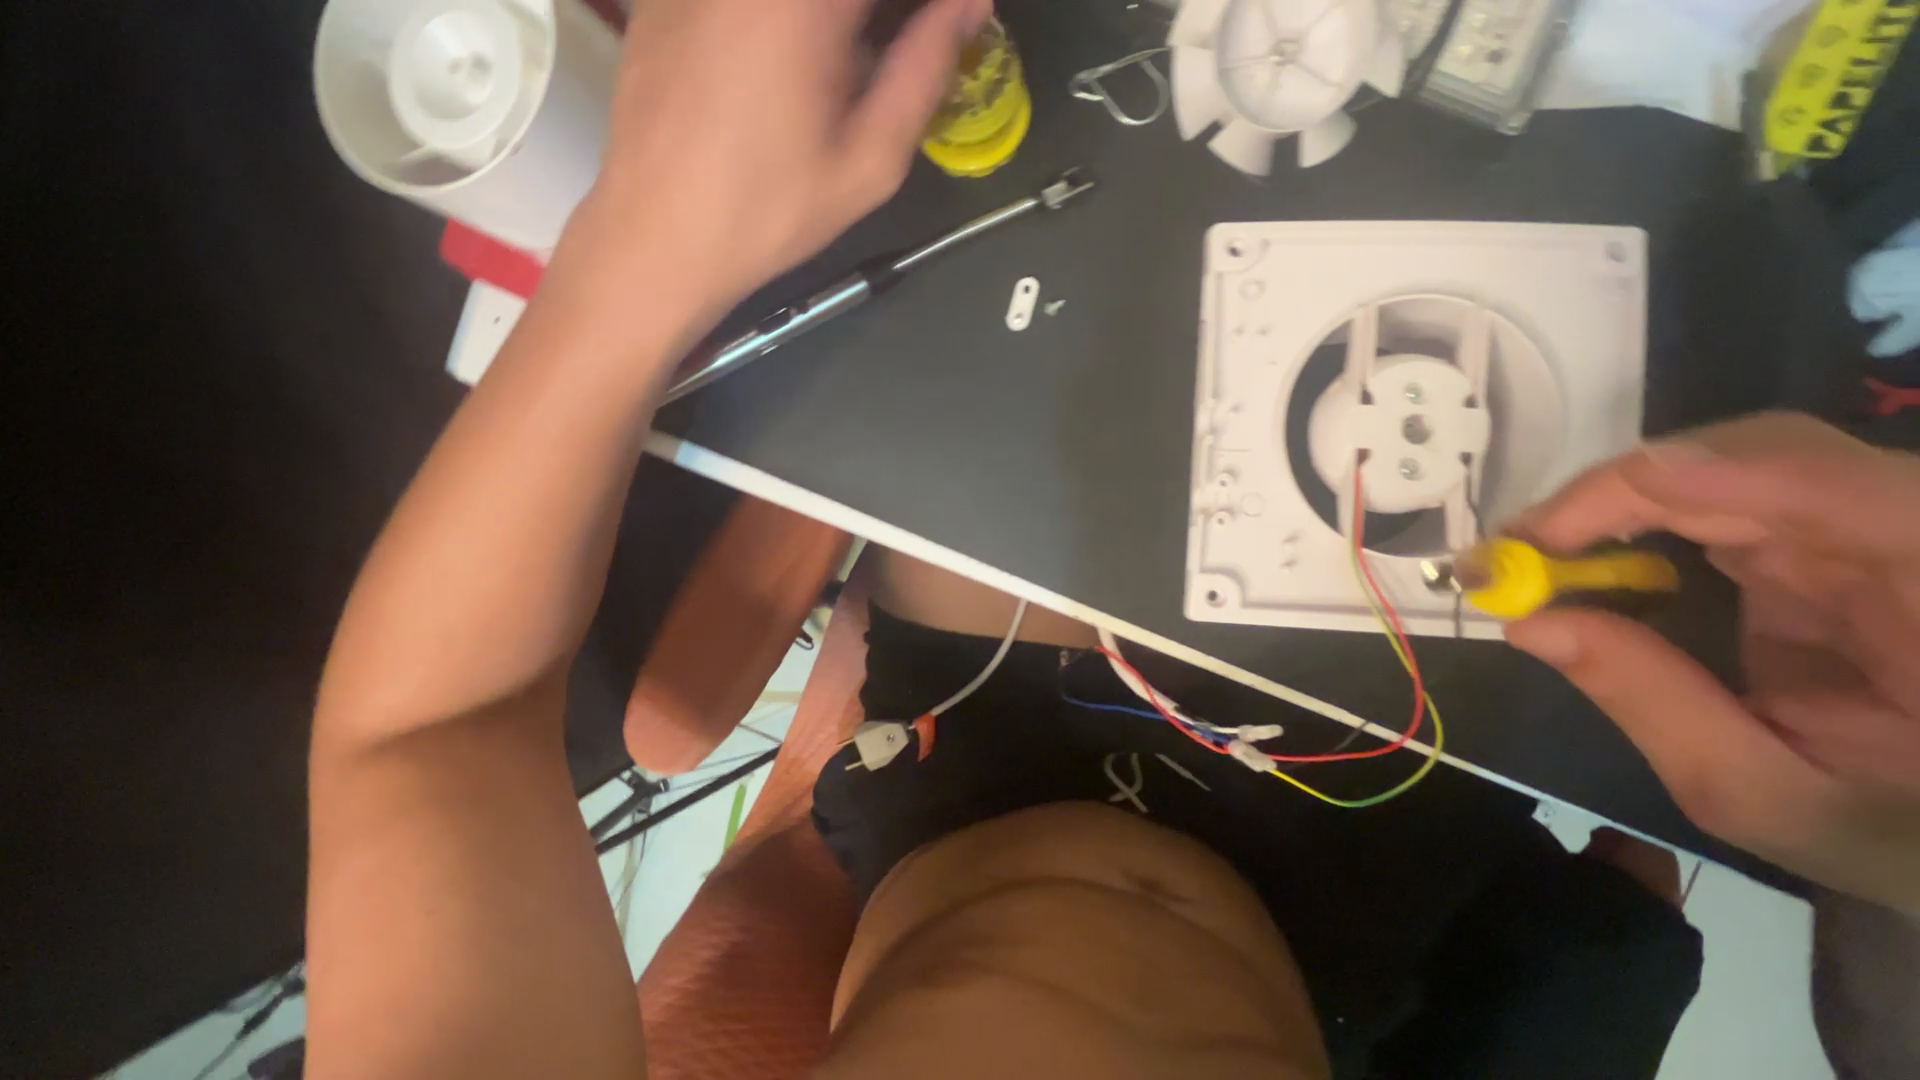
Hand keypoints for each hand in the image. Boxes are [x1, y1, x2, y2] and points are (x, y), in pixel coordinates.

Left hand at [545, 0, 990, 333]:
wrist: (656, 236)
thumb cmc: (772, 212)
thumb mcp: (870, 160)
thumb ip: (926, 70)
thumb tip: (969, 6)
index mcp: (804, 6)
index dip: (928, 6)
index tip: (946, 23)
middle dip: (872, 20)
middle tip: (891, 51)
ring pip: (793, 2)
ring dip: (833, 27)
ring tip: (838, 67)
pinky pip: (742, 2)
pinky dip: (780, 27)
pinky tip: (776, 74)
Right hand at [1507, 413, 1919, 911]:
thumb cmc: (1902, 836)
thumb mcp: (1768, 796)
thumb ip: (1653, 704)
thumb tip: (1527, 622)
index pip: (1799, 481)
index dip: (1655, 485)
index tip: (1537, 538)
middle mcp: (1916, 530)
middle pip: (1754, 455)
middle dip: (1613, 495)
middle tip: (1514, 553)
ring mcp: (1882, 528)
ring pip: (1733, 464)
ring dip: (1620, 504)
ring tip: (1536, 560)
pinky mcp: (1841, 541)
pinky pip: (1730, 498)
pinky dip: (1644, 522)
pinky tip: (1591, 560)